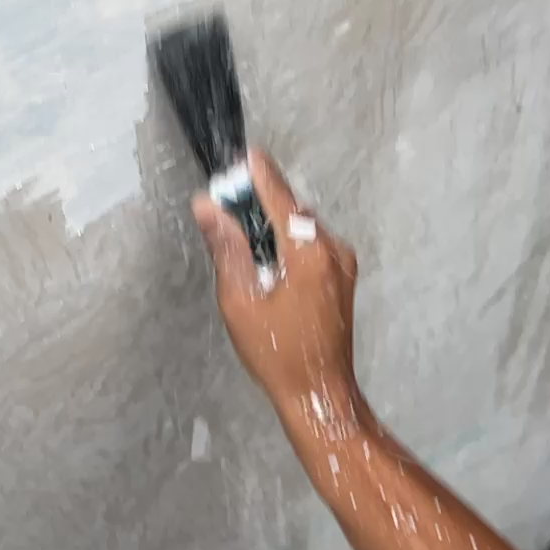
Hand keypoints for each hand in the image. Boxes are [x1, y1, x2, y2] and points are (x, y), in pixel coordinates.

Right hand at [193, 149, 360, 414]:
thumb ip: (226, 247)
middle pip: (291, 209)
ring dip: (272, 221)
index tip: (243, 153)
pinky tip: (264, 257)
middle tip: (224, 201)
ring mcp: (342, 263)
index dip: (259, 173)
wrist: (321, 396)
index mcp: (309, 252)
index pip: (280, 198)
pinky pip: (311, 242)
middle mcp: (332, 249)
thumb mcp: (240, 300)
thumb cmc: (276, 352)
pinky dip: (286, 239)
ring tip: (238, 233)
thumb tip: (206, 205)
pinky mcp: (342, 276)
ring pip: (302, 226)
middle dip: (258, 200)